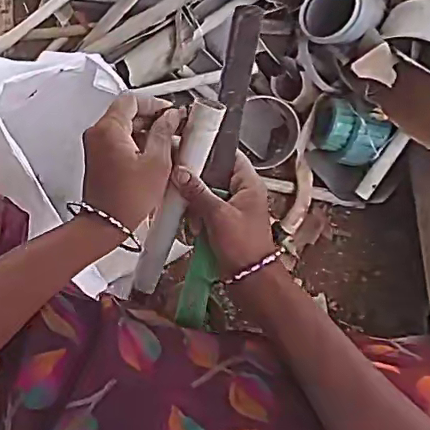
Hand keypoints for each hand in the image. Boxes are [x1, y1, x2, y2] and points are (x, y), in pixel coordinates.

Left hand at [81, 92, 181, 230]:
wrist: (106, 223)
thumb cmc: (125, 200)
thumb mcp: (156, 162)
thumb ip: (164, 133)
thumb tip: (170, 118)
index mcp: (109, 129)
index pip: (132, 100)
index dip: (155, 103)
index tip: (170, 112)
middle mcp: (98, 134)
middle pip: (127, 113)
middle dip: (153, 118)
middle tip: (173, 127)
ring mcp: (96, 146)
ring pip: (124, 127)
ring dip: (146, 132)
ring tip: (167, 144)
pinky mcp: (99, 158)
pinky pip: (119, 141)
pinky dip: (137, 144)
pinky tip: (154, 156)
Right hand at [172, 152, 279, 274]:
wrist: (249, 279)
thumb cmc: (244, 246)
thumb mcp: (218, 215)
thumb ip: (198, 192)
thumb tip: (181, 172)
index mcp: (249, 183)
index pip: (229, 155)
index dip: (209, 151)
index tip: (188, 150)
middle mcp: (241, 192)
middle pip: (212, 175)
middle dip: (196, 185)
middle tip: (185, 191)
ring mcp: (231, 208)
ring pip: (204, 194)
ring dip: (194, 206)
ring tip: (194, 220)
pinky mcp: (221, 222)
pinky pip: (203, 212)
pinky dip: (196, 218)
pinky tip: (194, 229)